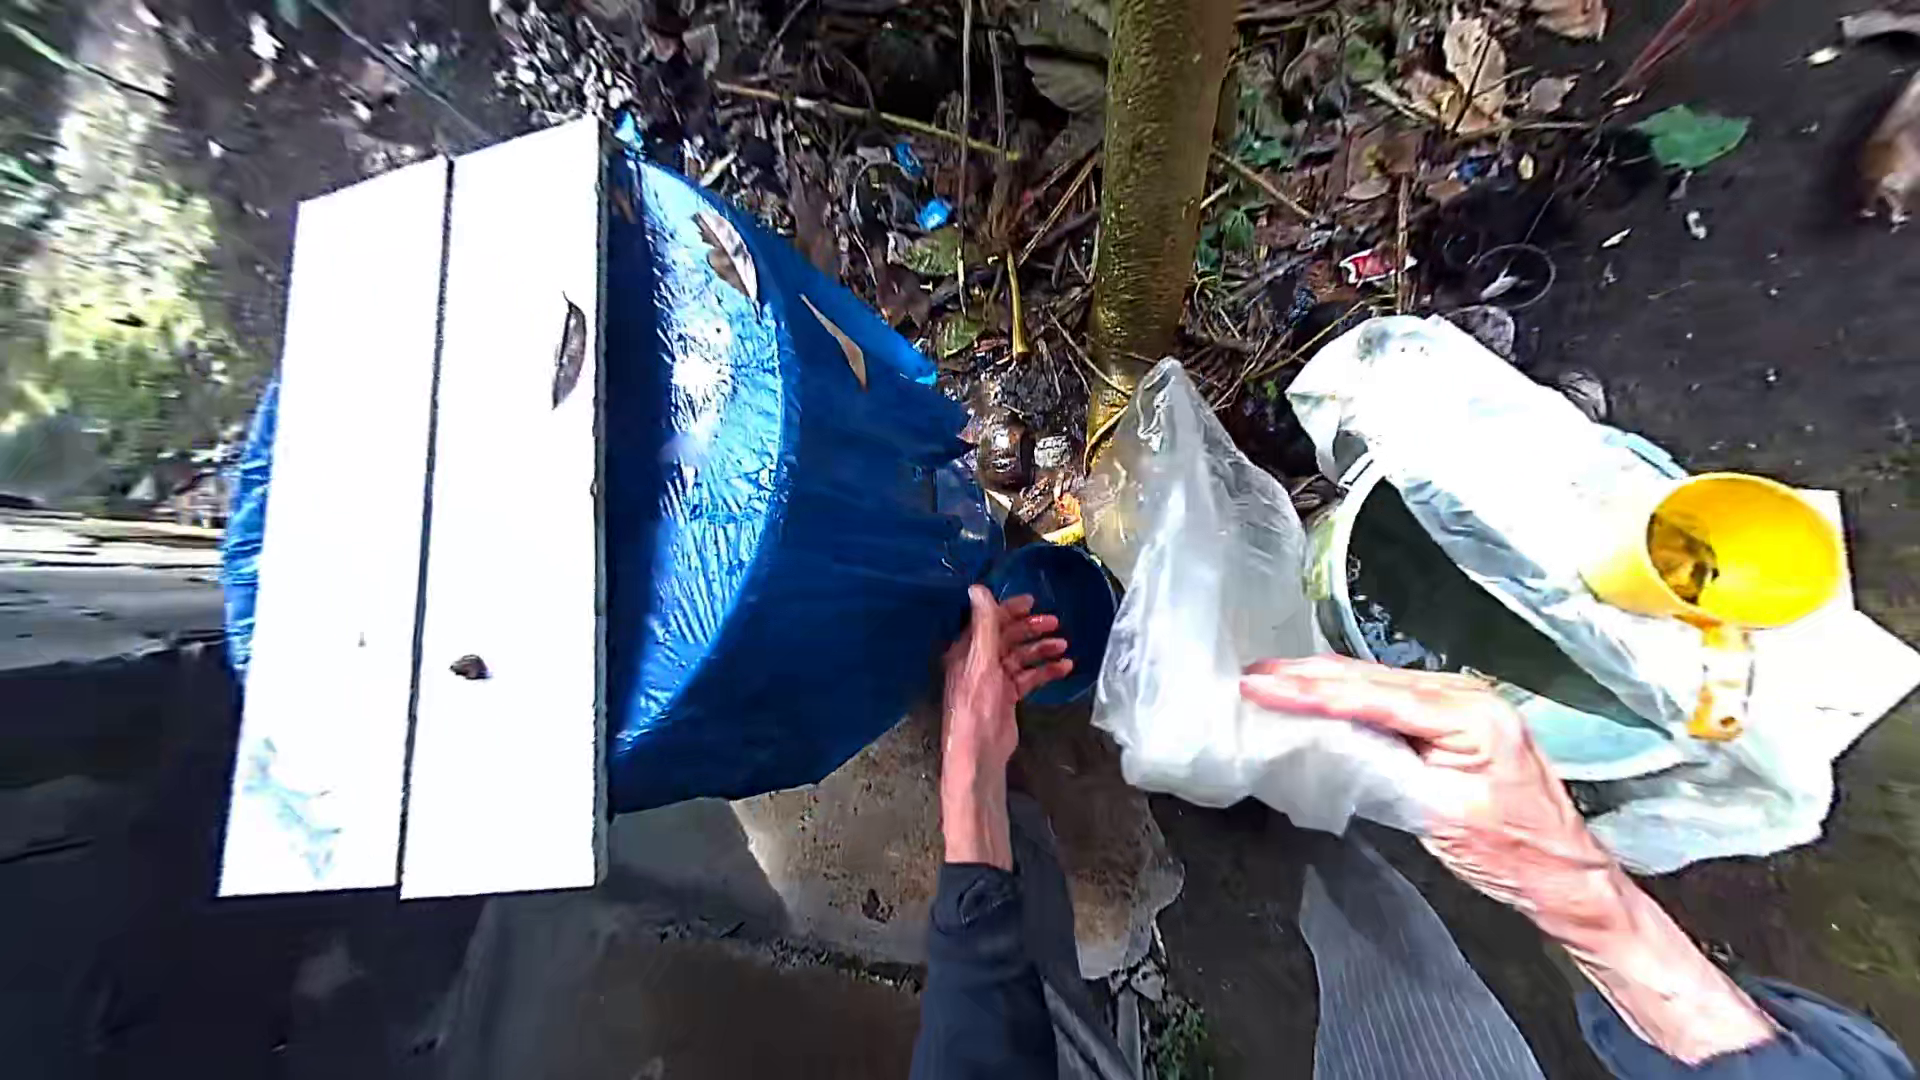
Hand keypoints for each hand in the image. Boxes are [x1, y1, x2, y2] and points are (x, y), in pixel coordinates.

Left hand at [938, 584, 1072, 868]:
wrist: (980, 752)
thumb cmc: (977, 706)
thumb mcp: (982, 660)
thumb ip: (984, 624)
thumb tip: (977, 588)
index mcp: (967, 650)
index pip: (988, 621)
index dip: (1009, 609)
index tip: (1033, 602)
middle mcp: (979, 661)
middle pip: (1007, 637)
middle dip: (1031, 628)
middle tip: (1055, 623)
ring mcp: (994, 679)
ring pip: (1021, 656)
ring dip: (1041, 649)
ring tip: (1063, 645)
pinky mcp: (1007, 696)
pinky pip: (1029, 677)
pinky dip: (1045, 671)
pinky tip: (1064, 667)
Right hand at [1240, 656, 1774, 1063]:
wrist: (1569, 880)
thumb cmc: (1514, 856)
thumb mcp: (1437, 814)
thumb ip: (1377, 767)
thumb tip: (1315, 739)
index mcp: (1469, 717)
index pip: (1369, 695)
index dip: (1307, 690)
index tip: (1258, 685)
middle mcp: (1462, 693)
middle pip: (1364, 676)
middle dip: (1302, 675)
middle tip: (1250, 675)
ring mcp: (1453, 697)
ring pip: (1366, 677)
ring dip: (1313, 679)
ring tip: (1265, 678)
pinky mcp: (1441, 710)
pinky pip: (1377, 691)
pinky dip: (1335, 691)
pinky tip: (1305, 691)